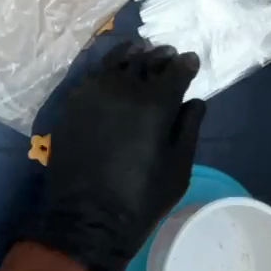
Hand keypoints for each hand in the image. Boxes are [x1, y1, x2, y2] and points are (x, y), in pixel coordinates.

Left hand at [25, 42, 206, 270]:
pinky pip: (96, 72)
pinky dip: (109, 66)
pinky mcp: (75, 99)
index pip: (176, 70)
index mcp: (155, 103)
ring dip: (134, 54)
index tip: (191, 61)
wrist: (87, 218)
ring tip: (140, 51)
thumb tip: (195, 100)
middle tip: (168, 55)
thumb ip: (189, 128)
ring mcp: (96, 90)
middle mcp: (125, 87)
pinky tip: (114, 70)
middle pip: (147, 59)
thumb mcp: (178, 169)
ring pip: (119, 59)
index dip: (186, 64)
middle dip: (162, 56)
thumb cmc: (141, 198)